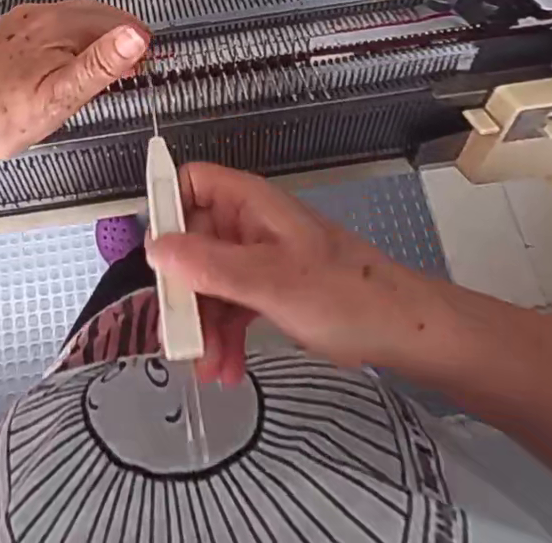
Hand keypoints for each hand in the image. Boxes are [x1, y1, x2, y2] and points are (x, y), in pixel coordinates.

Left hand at [0, 1, 149, 179]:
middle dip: (116, 40)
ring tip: (105, 72)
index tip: (145, 62)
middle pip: (93, 17)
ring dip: (94, 42)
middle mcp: (33, 17)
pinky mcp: (6, 41)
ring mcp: (17, 28)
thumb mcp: (60, 97)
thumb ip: (101, 64)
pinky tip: (67, 68)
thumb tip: (135, 36)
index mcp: (52, 24)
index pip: (112, 20)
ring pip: (71, 24)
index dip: (133, 43)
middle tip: (130, 69)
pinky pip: (50, 32)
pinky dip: (70, 46)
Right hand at [146, 162, 438, 383]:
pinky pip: (228, 304)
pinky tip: (227, 369)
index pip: (191, 183)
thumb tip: (153, 247)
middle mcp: (246, 223)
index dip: (167, 209)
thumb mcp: (270, 279)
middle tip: (178, 335)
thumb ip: (209, 264)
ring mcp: (256, 257)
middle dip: (182, 290)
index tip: (154, 256)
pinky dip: (223, 335)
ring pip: (206, 280)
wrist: (399, 329)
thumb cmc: (340, 293)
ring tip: (208, 368)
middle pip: (191, 242)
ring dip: (202, 324)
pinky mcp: (266, 288)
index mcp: (248, 202)